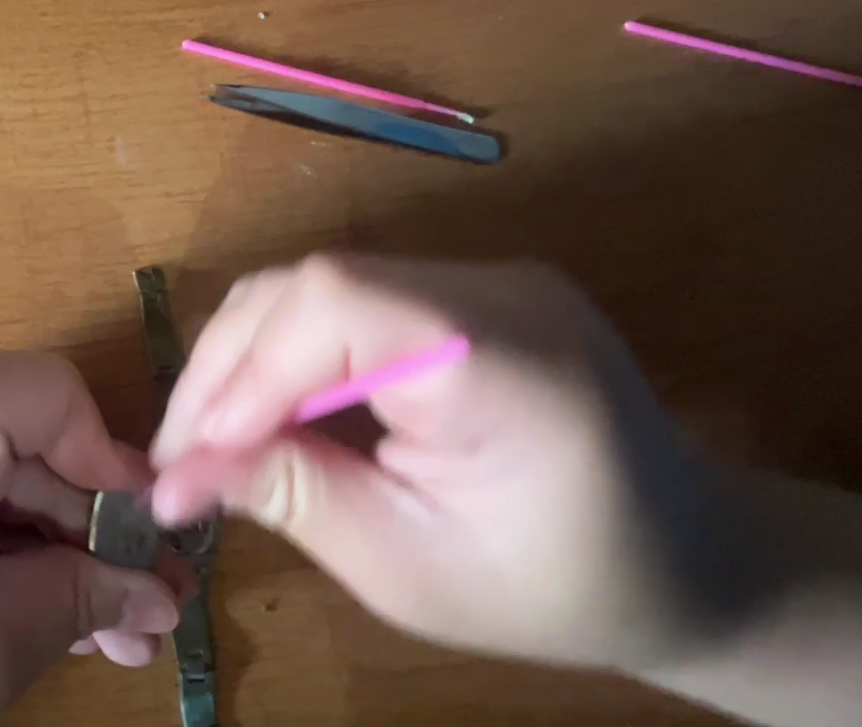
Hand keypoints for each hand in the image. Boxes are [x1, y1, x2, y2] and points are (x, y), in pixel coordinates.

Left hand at [0, 353, 185, 726]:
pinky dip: (10, 551)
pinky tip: (51, 617)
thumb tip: (162, 589)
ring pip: (7, 478)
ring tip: (112, 634)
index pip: (54, 395)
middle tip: (146, 618)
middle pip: (34, 441)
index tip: (145, 549)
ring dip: (59, 551)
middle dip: (93, 528)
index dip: (111, 465)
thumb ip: (88, 595)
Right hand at [149, 254, 759, 671]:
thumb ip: (289, 498)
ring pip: (305, 284)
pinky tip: (257, 402)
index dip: (246, 369)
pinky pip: (332, 298)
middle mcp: (490, 290)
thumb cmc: (555, 586)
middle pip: (306, 285)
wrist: (687, 556)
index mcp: (507, 362)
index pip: (333, 306)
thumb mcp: (409, 570)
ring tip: (206, 430)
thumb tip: (173, 476)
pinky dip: (276, 349)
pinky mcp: (448, 286)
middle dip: (223, 366)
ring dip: (239, 354)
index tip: (193, 456)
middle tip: (178, 450)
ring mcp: (473, 275)